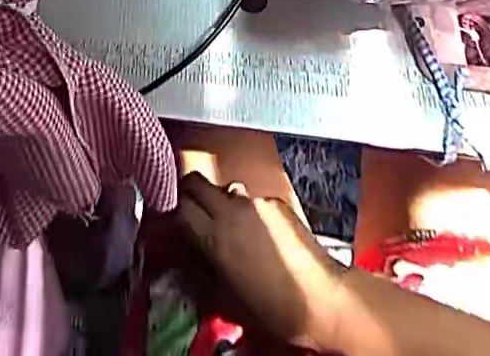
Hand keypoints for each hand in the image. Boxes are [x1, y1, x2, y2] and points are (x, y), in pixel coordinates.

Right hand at [172, 171, 350, 348]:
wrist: (321, 298)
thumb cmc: (272, 308)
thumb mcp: (225, 299)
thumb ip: (199, 272)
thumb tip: (184, 258)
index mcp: (215, 237)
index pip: (180, 206)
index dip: (170, 208)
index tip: (169, 217)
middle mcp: (232, 210)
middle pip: (196, 182)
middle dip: (188, 192)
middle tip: (186, 207)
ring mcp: (255, 202)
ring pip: (225, 190)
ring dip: (220, 202)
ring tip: (229, 227)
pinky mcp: (275, 201)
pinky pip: (251, 200)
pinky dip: (248, 211)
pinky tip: (258, 233)